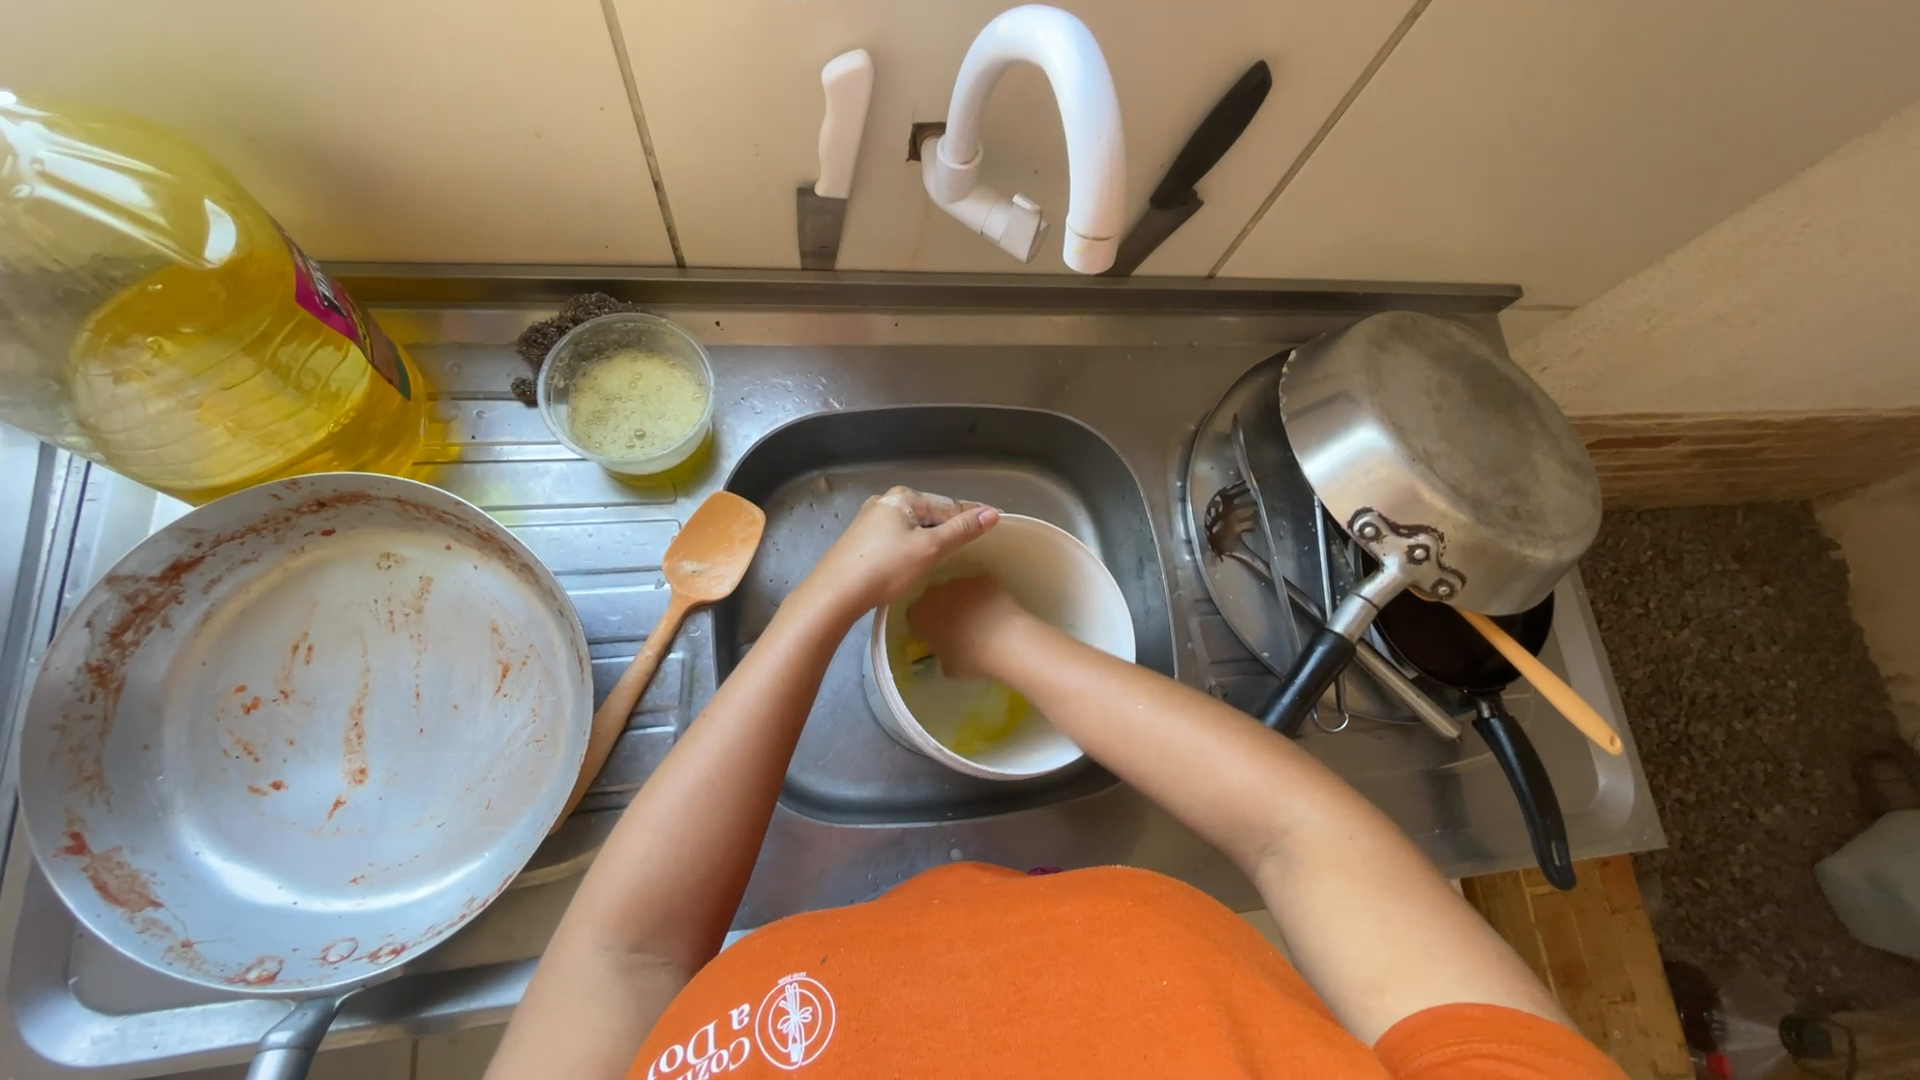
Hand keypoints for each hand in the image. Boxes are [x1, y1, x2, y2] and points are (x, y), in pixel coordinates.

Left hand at [805, 487, 999, 614]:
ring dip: (932, 537)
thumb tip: (992, 512)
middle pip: (930, 513)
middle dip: (951, 526)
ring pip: (913, 526)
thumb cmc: (887, 568)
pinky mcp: (861, 540)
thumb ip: (962, 530)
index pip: (949, 505)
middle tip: (974, 541)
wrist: (836, 593)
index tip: (995, 522)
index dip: (972, 516)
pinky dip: (913, 546)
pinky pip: (897, 538)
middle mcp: (885, 501)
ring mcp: (870, 520)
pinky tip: (917, 561)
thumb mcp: (930, 548)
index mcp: (903, 497)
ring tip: (949, 553)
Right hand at [907, 576, 1035, 679]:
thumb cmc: (970, 659)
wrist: (1004, 641)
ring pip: (956, 589)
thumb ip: (941, 653)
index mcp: (919, 615)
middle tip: (954, 625)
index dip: (923, 624)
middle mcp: (934, 593)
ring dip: (962, 600)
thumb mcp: (947, 666)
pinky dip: (984, 595)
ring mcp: (959, 582)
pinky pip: (979, 586)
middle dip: (940, 608)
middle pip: (933, 597)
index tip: (932, 634)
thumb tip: (946, 650)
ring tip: (978, 618)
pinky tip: (994, 609)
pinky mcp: (983, 578)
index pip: (913, 616)